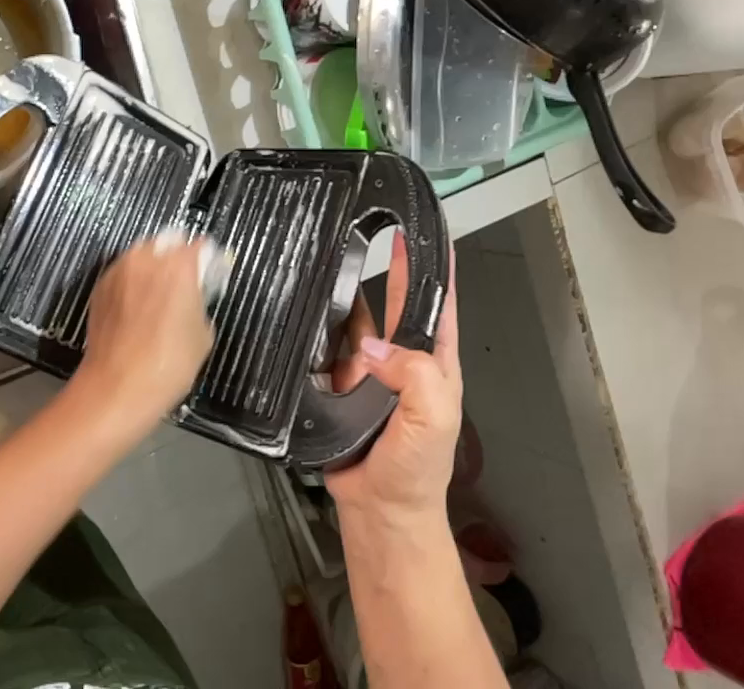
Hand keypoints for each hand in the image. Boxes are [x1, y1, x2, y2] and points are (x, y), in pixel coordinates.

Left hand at [71, 231, 219, 426]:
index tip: (211, 271)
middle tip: (183, 282)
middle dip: (176, 258)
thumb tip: (192, 298)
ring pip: (141, 256)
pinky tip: (137, 308)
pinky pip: (122, 275)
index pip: (200, 246)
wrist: (118, 386)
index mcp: (179, 265)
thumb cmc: (168, 363)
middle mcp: (146, 259)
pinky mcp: (99, 287)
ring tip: (158, 296)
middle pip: (167, 243)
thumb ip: (199, 302)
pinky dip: (131, 284)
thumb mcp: (203, 333)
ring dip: (151, 268)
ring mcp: (118, 271)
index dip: (208, 259)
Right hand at [325, 232, 462, 524]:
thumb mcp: (432, 419)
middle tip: (378, 232)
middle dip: (391, 269)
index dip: (436, 270)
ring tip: (330, 261)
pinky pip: (325, 348)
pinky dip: (316, 329)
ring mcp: (368, 372)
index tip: (429, 236)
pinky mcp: (338, 384)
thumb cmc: (416, 471)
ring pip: (357, 322)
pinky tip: (304, 308)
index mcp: (434, 364)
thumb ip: (413, 375)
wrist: (378, 510)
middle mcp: (401, 361)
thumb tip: (371, 348)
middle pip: (397, 304)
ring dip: (346, 297)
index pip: (439, 306)